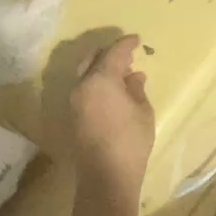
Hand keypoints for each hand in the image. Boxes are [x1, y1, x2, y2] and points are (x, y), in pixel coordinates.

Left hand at [68, 34, 155, 197]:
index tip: (137, 40)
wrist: (106, 176)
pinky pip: (84, 88)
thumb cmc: (131, 141)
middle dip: (110, 53)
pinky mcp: (72, 114)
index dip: (126, 44)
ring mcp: (73, 100)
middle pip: (93, 58)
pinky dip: (96, 83)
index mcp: (100, 79)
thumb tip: (134, 76)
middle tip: (128, 55)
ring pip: (85, 73)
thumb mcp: (143, 112)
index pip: (114, 52)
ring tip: (122, 74)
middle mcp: (81, 84)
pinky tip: (113, 91)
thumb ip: (137, 89)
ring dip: (102, 69)